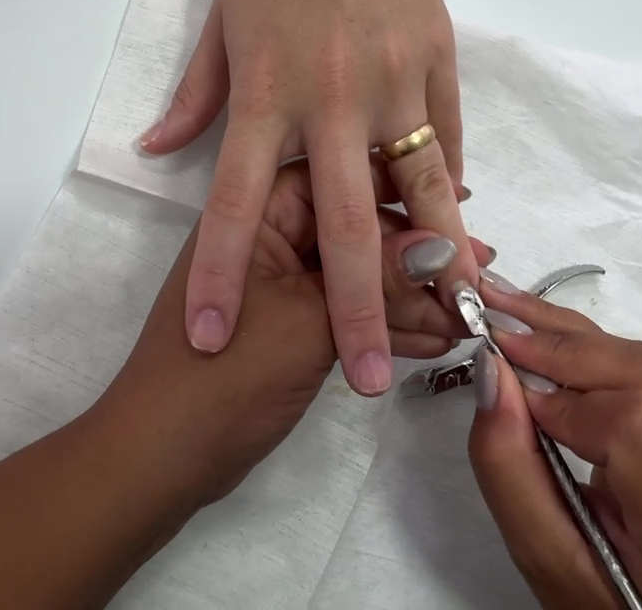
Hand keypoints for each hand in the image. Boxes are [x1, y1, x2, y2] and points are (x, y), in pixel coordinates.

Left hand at [97, 160, 469, 504]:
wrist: (163, 462)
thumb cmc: (226, 377)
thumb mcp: (307, 321)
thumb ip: (375, 279)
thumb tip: (443, 246)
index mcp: (260, 211)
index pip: (338, 180)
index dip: (401, 190)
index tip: (458, 204)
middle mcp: (274, 236)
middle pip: (357, 231)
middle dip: (418, 255)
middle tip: (478, 267)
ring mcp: (284, 283)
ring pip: (358, 275)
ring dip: (410, 298)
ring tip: (467, 313)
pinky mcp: (293, 325)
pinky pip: (348, 311)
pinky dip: (386, 327)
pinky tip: (437, 338)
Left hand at [139, 0, 482, 398]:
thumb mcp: (222, 20)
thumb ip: (195, 96)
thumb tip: (154, 152)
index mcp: (267, 89)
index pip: (236, 200)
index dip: (222, 274)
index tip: (211, 341)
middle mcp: (332, 97)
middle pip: (343, 221)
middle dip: (355, 309)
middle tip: (371, 382)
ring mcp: (395, 81)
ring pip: (421, 188)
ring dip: (436, 260)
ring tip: (452, 321)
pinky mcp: (440, 63)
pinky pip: (448, 140)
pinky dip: (452, 187)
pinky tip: (458, 227)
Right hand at [468, 283, 641, 609]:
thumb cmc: (605, 608)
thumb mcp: (545, 562)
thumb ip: (511, 468)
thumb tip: (492, 368)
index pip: (636, 427)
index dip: (564, 400)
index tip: (507, 391)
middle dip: (561, 347)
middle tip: (492, 325)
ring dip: (574, 336)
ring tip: (509, 310)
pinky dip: (596, 350)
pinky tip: (549, 333)